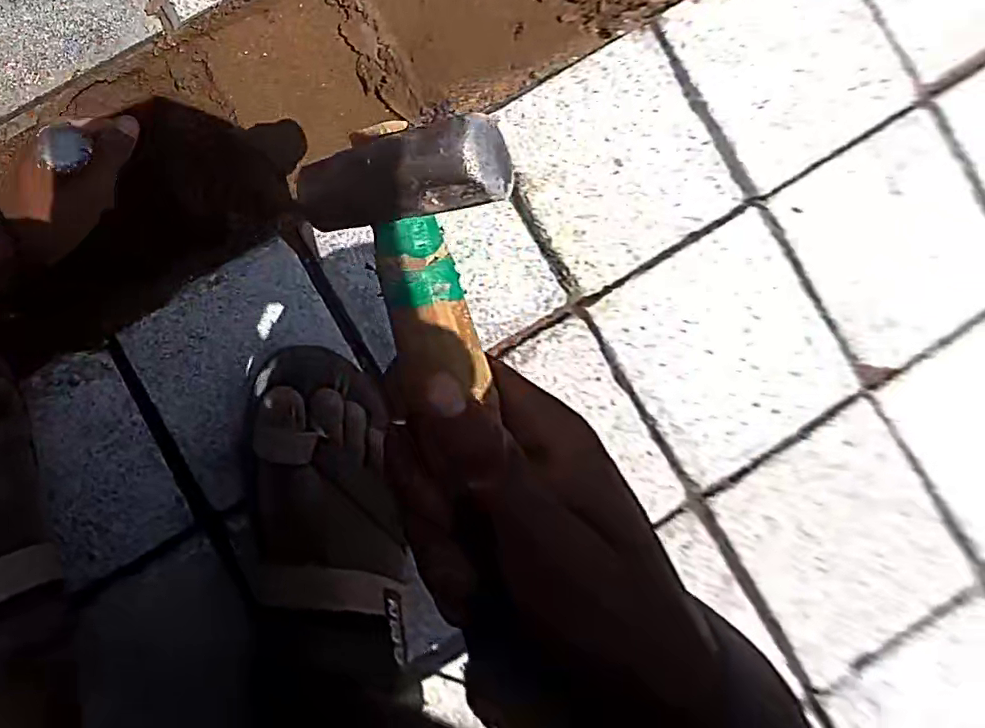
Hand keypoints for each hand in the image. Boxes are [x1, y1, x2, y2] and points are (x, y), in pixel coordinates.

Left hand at [0, 116, 139, 268]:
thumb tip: (130, 122)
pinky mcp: (25, 182)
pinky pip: (60, 174)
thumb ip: (111, 155)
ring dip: (90, 179)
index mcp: (53, 135)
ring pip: (74, 161)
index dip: (118, 145)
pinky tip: (78, 208)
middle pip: (86, 143)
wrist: (4, 249)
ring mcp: (29, 161)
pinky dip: (74, 187)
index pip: (98, 124)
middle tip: (113, 190)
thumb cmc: (51, 218)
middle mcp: (39, 141)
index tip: (127, 168)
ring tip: (99, 203)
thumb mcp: (91, 190)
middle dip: (103, 165)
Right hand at [385, 359, 725, 725]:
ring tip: (470, 580)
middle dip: (422, 486)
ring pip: (414, 476)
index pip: (457, 363)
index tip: (413, 439)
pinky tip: (468, 590)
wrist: (644, 698)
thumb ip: (486, 457)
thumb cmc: (613, 609)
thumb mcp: (547, 532)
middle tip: (452, 530)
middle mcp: (506, 444)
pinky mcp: (472, 520)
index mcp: (537, 426)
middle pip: (420, 425)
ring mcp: (487, 483)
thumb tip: (430, 377)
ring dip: (428, 531)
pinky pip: (421, 514)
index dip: (420, 388)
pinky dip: (434, 554)